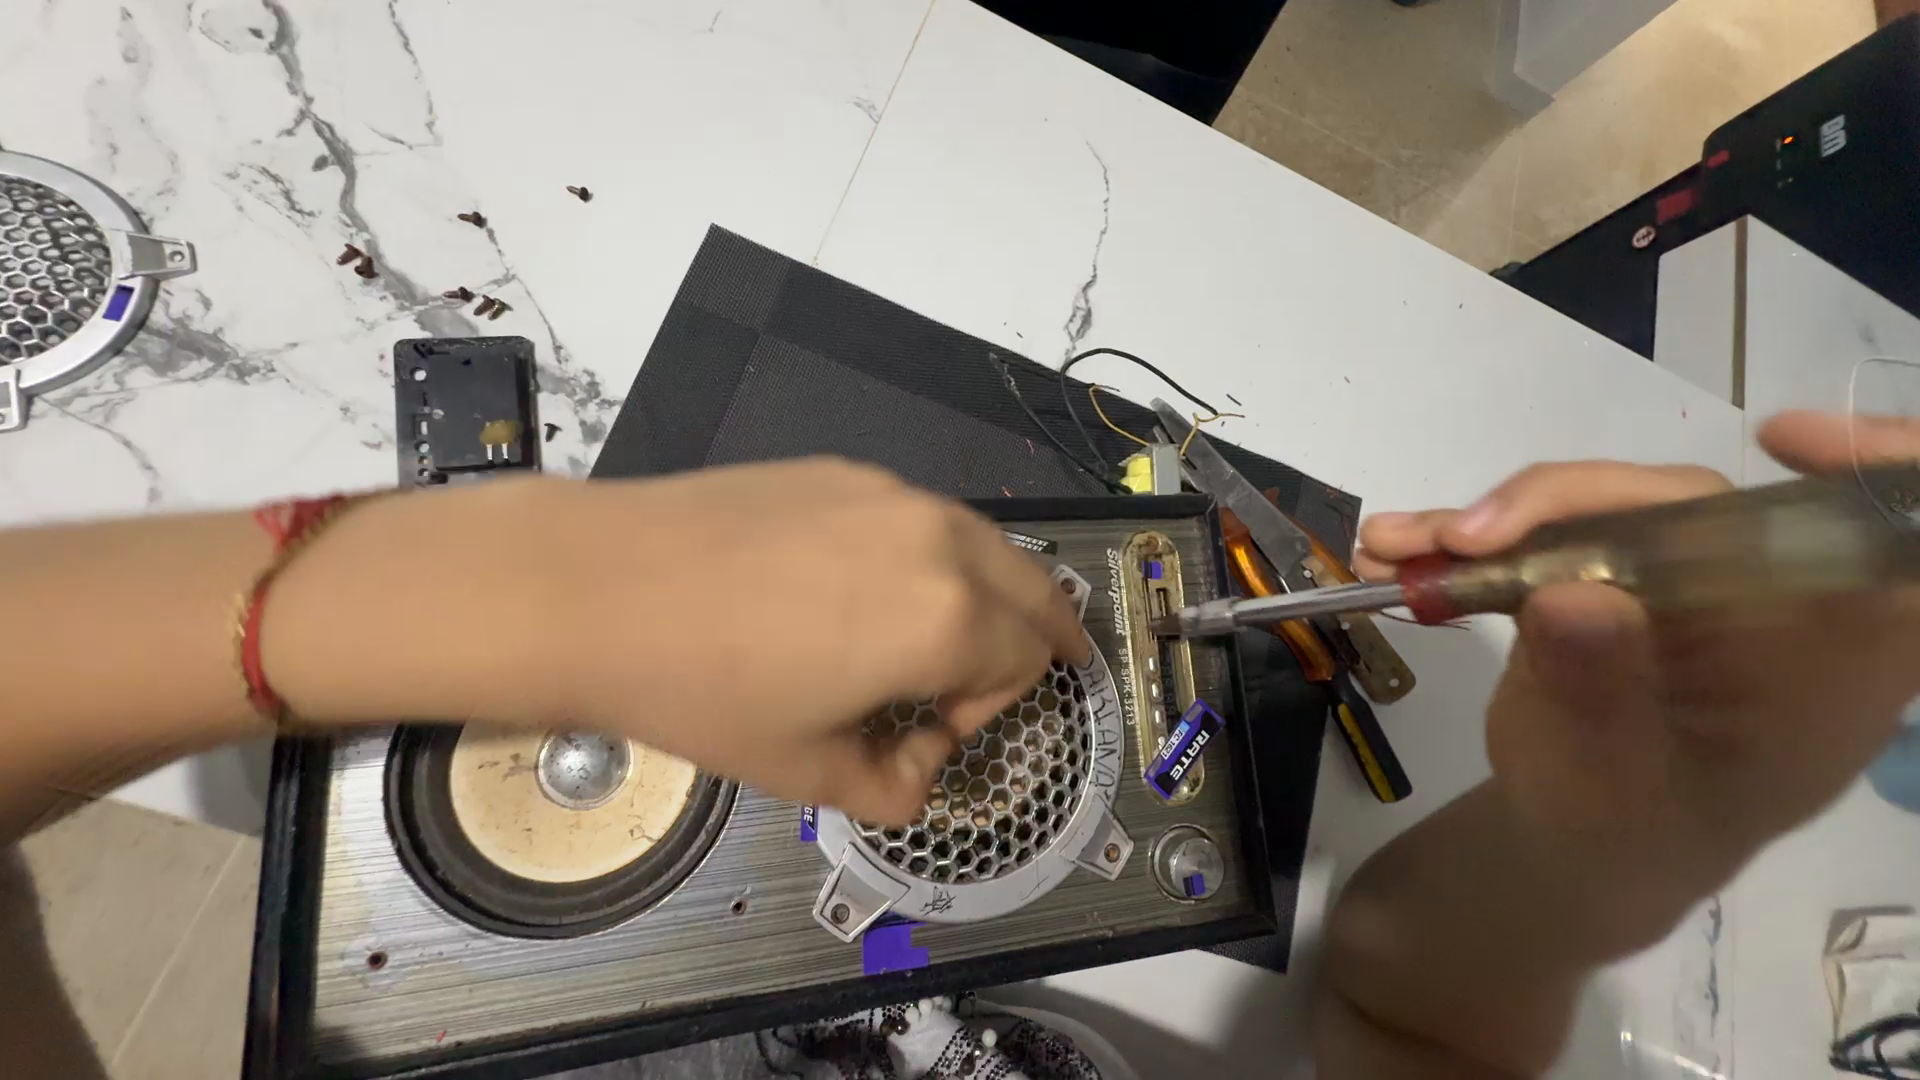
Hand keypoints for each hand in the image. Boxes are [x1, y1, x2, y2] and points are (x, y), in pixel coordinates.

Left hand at [268, 458, 1086, 825]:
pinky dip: (931, 557)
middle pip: (1036, 588)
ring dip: (988, 594)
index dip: (992, 708)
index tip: (933, 729)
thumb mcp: (809, 772)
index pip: (1026, 661)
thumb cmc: (706, 691)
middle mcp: (942, 540)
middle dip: (1035, 638)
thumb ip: (895, 788)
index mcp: (949, 618)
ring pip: (987, 544)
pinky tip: (866, 585)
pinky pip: (924, 518)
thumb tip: (920, 766)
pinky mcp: (849, 471)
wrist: (596, 586)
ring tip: (943, 630)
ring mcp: (895, 494)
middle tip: (1004, 672)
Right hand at [1353, 412, 1919, 895]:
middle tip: (1458, 539)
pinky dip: (1448, 544)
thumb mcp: (1611, 785)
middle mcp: (1745, 597)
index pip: (1879, 539)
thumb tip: (1567, 597)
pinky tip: (1389, 554)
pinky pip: (1520, 539)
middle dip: (1559, 502)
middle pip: (1674, 506)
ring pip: (1578, 511)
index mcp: (1814, 648)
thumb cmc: (1621, 832)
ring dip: (1473, 521)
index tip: (1778, 437)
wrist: (1564, 839)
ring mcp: (1656, 583)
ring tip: (1388, 545)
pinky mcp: (1583, 579)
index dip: (1866, 471)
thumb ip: (1602, 699)